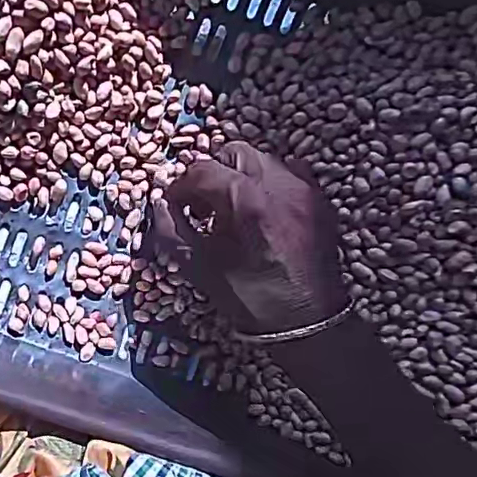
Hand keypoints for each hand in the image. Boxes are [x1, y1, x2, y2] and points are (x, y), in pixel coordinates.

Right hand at [153, 141, 347, 335]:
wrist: (307, 322)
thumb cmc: (251, 299)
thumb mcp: (201, 269)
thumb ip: (172, 232)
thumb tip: (159, 205)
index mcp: (249, 205)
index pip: (204, 171)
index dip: (181, 186)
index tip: (174, 204)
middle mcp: (280, 187)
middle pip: (233, 154)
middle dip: (210, 173)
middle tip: (199, 203)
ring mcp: (303, 190)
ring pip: (261, 159)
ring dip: (237, 176)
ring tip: (228, 209)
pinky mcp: (318, 199)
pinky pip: (287, 172)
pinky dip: (266, 182)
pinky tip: (258, 210)